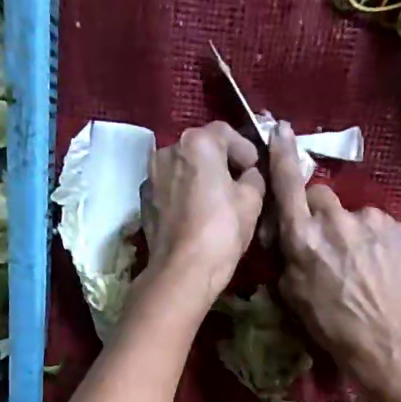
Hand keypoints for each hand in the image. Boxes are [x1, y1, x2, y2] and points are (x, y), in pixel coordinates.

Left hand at [141, 122, 263, 305]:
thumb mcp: (253, 201)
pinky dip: (185, 193)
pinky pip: (171, 187)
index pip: (226, 132)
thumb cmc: (223, 229)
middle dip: (221, 162)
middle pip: (201, 148)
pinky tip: (197, 215)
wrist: (183, 269)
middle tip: (239, 185)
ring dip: (201, 177)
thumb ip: (254, 178)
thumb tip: (249, 175)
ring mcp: (151, 173)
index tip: (255, 169)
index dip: (245, 148)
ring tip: (217, 201)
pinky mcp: (144, 198)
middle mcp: (169, 149)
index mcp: (198, 143)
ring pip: (184, 167)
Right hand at [269, 121, 400, 384]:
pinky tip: (380, 266)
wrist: (385, 339)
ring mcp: (371, 221)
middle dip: (320, 214)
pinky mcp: (398, 228)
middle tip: (329, 244)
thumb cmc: (331, 323)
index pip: (288, 184)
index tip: (282, 131)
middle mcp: (335, 220)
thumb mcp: (292, 292)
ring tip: (361, 264)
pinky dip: (377, 240)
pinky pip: (379, 226)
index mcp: (303, 236)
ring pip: (353, 214)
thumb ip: (287, 253)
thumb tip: (286, 231)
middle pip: (321, 197)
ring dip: (352, 230)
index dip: (283, 155)